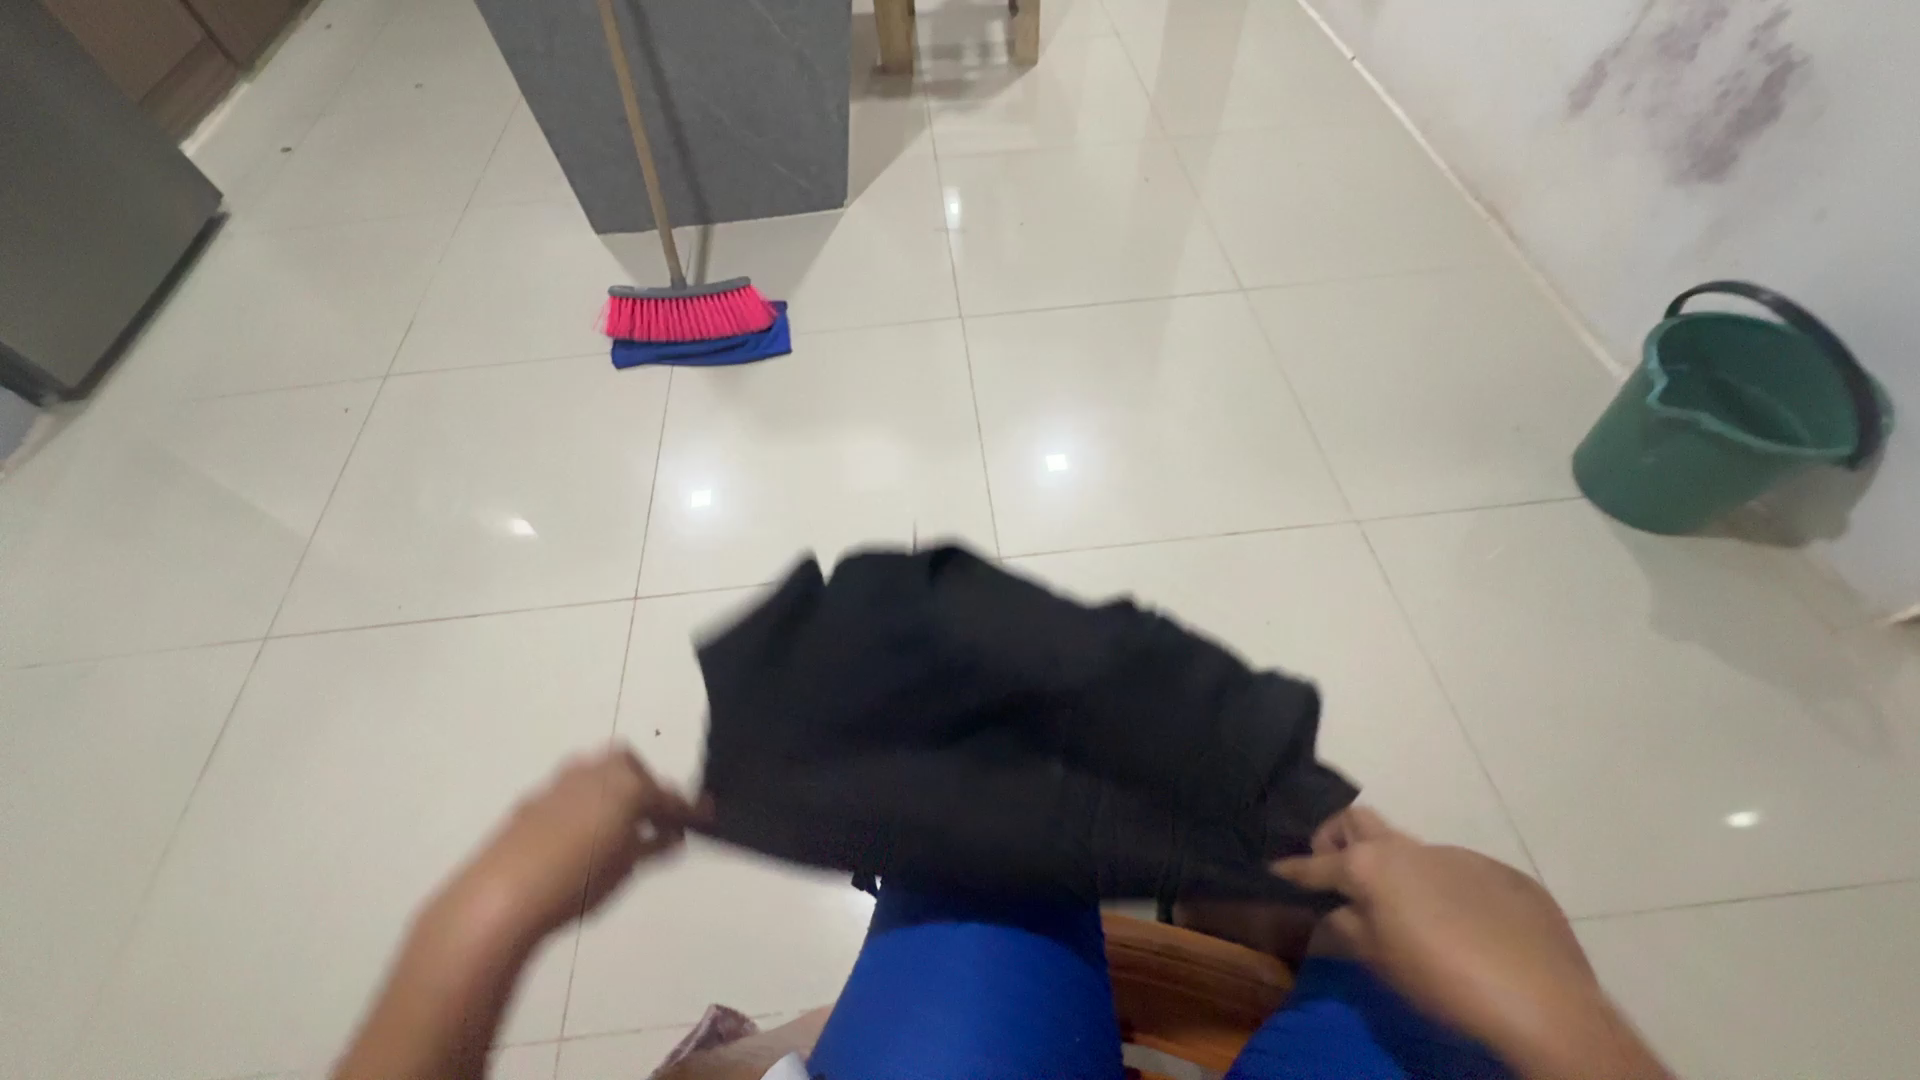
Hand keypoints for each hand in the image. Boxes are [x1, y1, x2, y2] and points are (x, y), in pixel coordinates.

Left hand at [438, 745, 704, 948]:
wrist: (498, 899)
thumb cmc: (578, 883)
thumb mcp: (628, 868)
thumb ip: (654, 845)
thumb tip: (671, 835)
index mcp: (629, 786)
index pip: (668, 796)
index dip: (688, 810)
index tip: (705, 817)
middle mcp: (596, 773)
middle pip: (631, 766)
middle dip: (644, 786)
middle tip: (651, 819)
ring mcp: (560, 784)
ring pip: (598, 775)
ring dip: (612, 792)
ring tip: (614, 828)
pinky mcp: (532, 801)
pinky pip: (570, 794)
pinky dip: (584, 807)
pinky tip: (578, 838)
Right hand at [1274, 808, 1656, 1075]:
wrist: (1544, 1001)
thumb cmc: (1441, 979)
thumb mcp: (1377, 960)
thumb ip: (1344, 928)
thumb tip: (1329, 913)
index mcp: (1371, 865)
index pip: (1316, 863)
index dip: (1292, 870)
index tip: (1274, 871)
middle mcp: (1409, 848)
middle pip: (1357, 821)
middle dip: (1337, 838)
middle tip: (1339, 873)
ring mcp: (1459, 855)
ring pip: (1413, 850)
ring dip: (1399, 871)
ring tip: (1411, 915)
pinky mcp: (1503, 875)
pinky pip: (1461, 873)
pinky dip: (1449, 891)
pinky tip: (1466, 929)